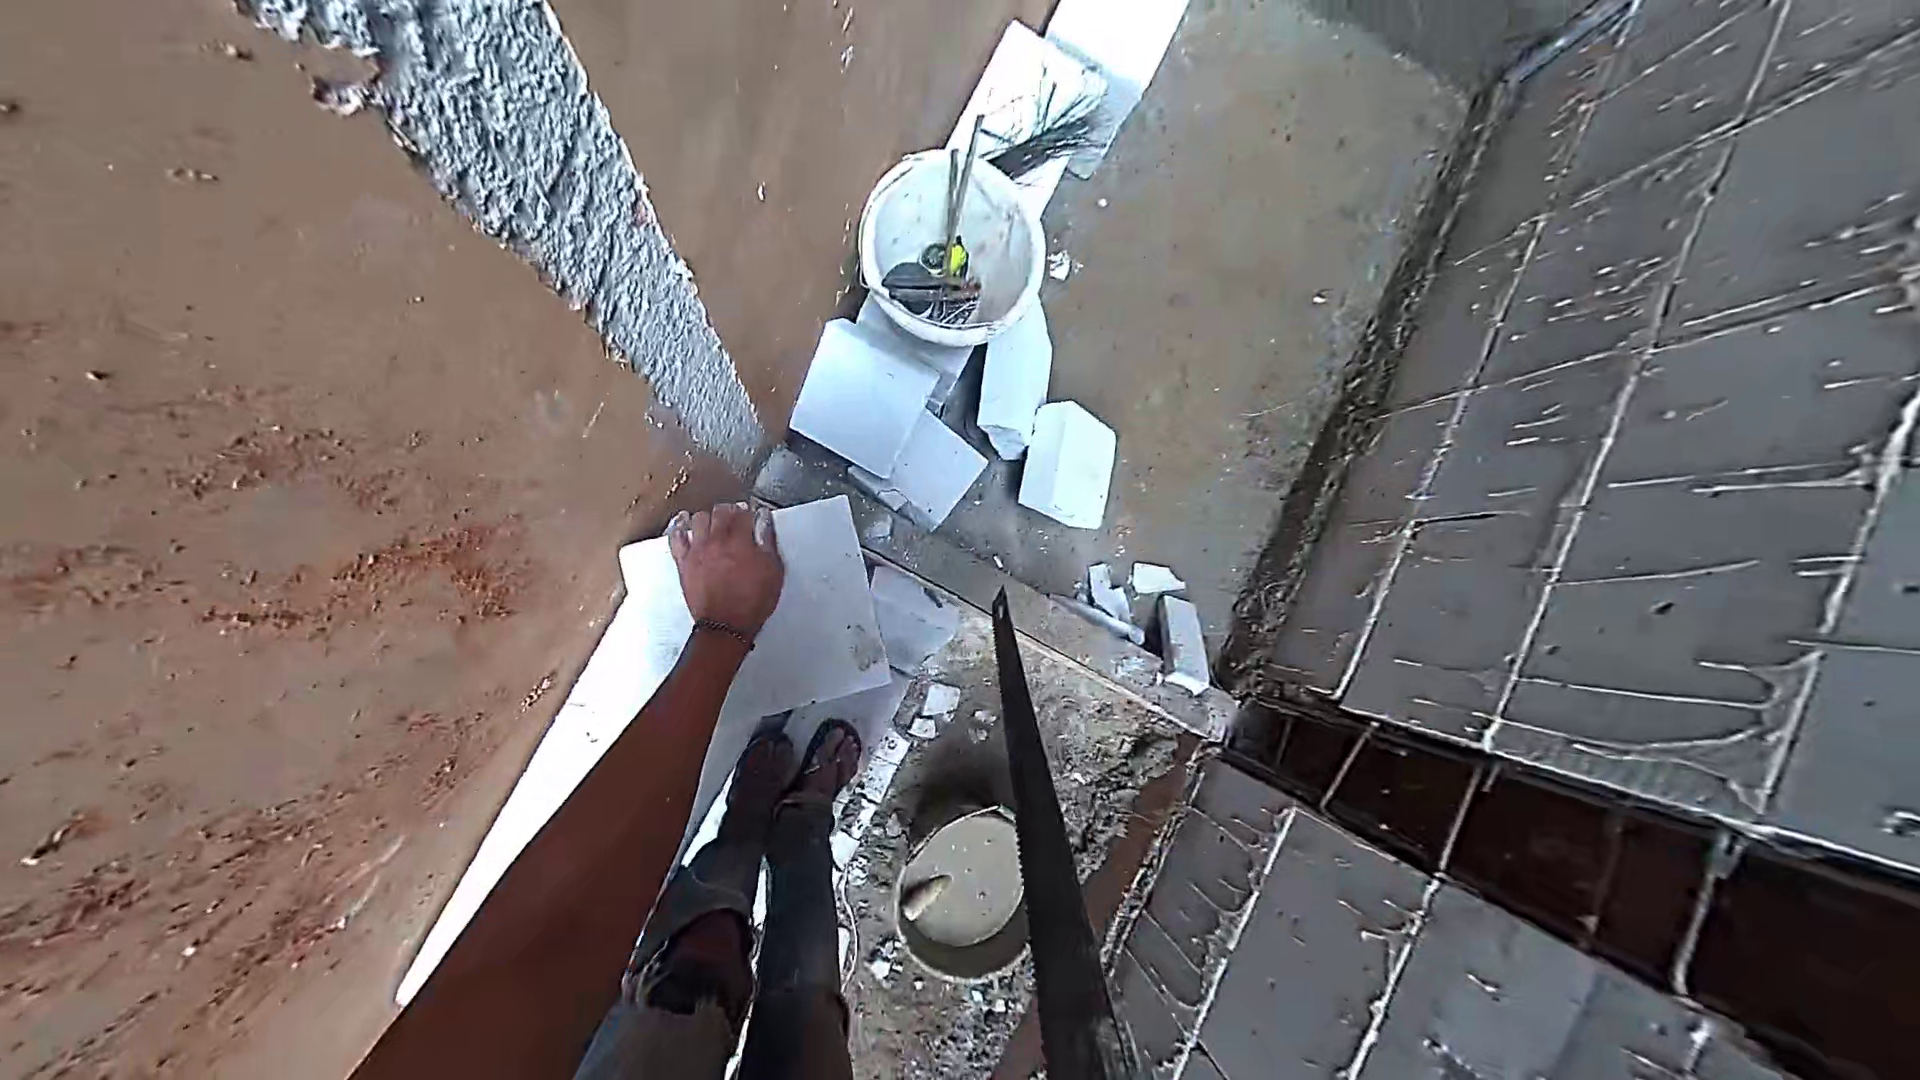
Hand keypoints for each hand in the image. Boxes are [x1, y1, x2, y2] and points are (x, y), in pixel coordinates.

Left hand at [667, 501, 783, 636]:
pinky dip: (679, 526)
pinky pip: (676, 537)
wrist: (726, 625)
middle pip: (721, 512)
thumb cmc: (751, 602)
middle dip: (730, 510)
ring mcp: (698, 550)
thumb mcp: (773, 571)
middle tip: (736, 514)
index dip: (750, 511)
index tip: (753, 513)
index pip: (744, 514)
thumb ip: (768, 542)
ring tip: (714, 519)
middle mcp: (717, 541)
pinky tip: (683, 522)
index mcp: (741, 542)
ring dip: (708, 516)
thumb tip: (764, 521)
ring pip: (698, 519)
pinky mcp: (684, 562)